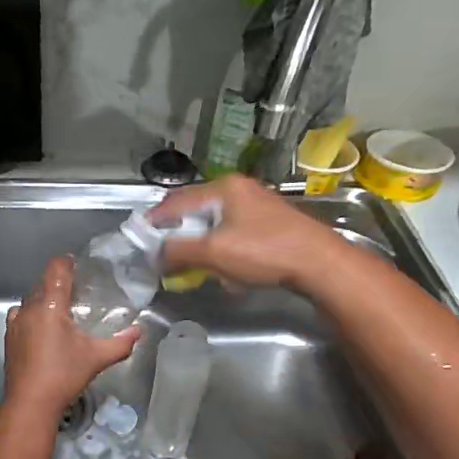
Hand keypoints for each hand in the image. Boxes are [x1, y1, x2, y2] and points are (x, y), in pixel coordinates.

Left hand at [4, 256, 140, 415]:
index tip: (76, 264)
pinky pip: (19, 316)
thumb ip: (121, 343)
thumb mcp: (97, 357)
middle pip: (41, 283)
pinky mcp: (8, 339)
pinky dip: (31, 315)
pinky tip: (41, 329)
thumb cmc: (63, 375)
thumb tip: (139, 331)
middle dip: (57, 282)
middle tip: (75, 289)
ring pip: (29, 300)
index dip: (65, 262)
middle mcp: (29, 309)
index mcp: (50, 305)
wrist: (30, 402)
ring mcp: (15, 324)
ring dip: (42, 299)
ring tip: (58, 309)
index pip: (55, 270)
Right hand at [152, 174, 347, 290]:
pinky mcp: (270, 223)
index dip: (154, 221)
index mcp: (224, 188)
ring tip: (196, 267)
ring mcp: (256, 205)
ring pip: (214, 225)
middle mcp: (239, 189)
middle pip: (195, 211)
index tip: (139, 239)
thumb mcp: (213, 252)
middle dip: (179, 235)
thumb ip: (178, 250)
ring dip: (202, 247)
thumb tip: (155, 254)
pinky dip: (222, 250)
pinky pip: (233, 234)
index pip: (176, 201)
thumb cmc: (263, 251)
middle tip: (165, 255)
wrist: (318, 263)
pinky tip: (227, 271)